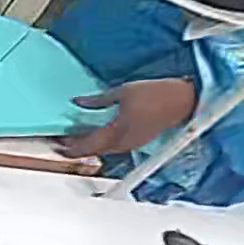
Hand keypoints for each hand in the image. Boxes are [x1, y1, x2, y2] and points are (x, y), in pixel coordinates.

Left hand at [56, 78, 196, 159]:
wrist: (188, 100)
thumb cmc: (158, 93)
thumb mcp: (123, 92)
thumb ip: (98, 100)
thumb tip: (77, 101)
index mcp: (113, 133)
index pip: (83, 148)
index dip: (67, 147)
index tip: (56, 142)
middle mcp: (119, 144)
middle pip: (89, 152)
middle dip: (74, 148)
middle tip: (62, 141)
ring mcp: (129, 145)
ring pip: (101, 151)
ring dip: (87, 147)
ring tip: (75, 139)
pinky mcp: (136, 143)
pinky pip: (112, 148)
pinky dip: (100, 144)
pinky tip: (97, 136)